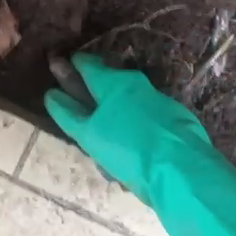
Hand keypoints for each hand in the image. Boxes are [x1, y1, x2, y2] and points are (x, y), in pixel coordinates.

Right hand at [45, 52, 219, 206]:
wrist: (184, 173)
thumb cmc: (127, 149)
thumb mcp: (88, 135)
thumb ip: (67, 113)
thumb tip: (51, 94)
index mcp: (112, 82)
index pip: (86, 63)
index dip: (71, 66)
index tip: (58, 69)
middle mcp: (137, 84)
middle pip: (108, 85)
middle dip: (94, 98)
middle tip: (84, 122)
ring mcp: (160, 101)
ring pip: (129, 106)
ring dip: (117, 120)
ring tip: (110, 152)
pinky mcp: (178, 120)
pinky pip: (148, 122)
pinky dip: (137, 133)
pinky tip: (135, 157)